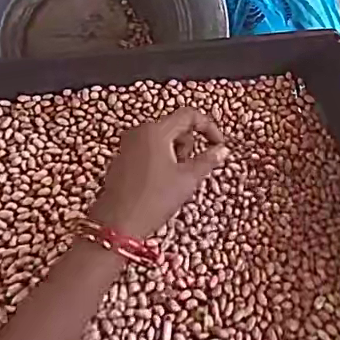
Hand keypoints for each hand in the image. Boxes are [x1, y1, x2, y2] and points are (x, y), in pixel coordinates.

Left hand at [90, 108, 228, 239]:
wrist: (117, 225)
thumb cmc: (153, 200)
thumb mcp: (187, 179)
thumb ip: (208, 160)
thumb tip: (222, 149)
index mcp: (156, 131)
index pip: (189, 115)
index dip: (208, 127)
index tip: (218, 145)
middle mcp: (139, 132)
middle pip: (176, 127)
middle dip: (189, 146)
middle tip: (190, 171)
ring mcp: (128, 145)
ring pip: (163, 140)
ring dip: (176, 155)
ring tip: (175, 180)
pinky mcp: (122, 159)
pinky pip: (149, 150)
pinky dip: (161, 161)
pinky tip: (160, 184)